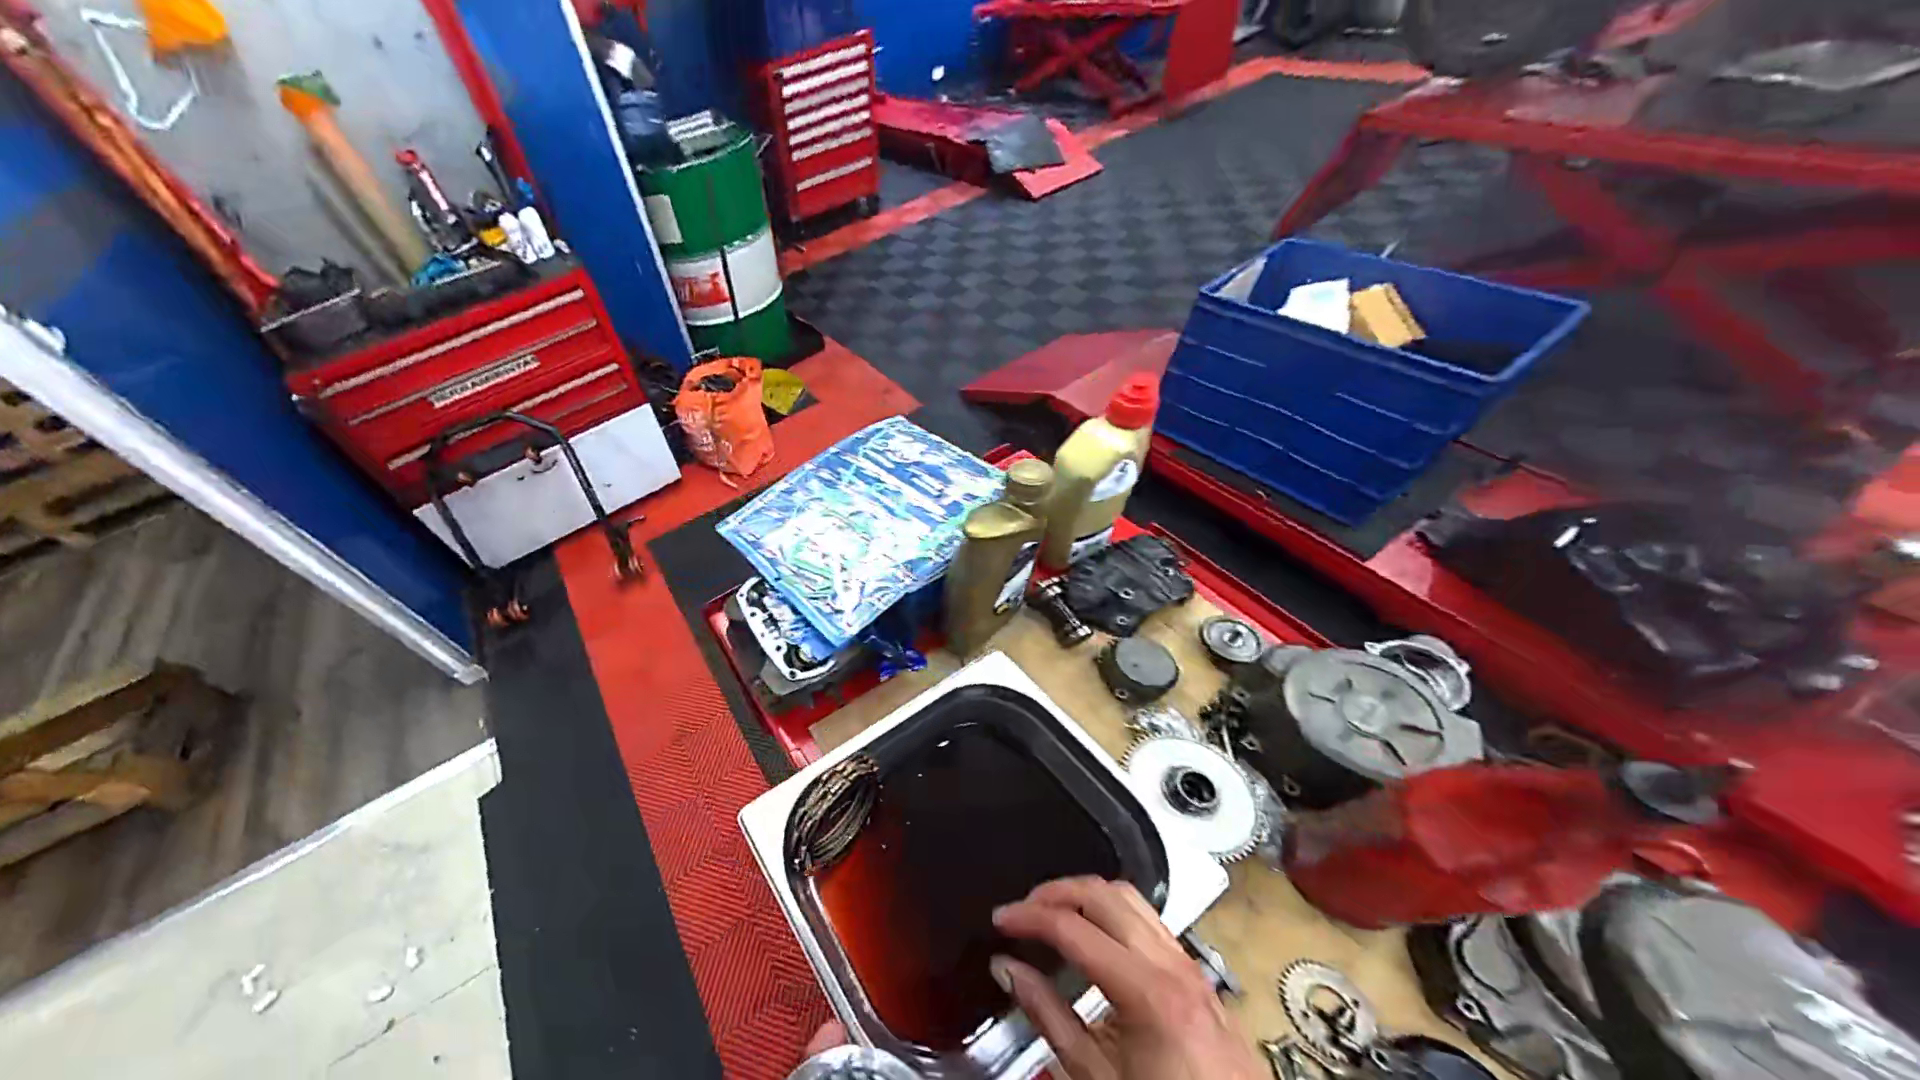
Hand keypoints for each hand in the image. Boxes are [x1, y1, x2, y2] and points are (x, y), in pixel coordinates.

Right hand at [990, 877, 1264, 1079]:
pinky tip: (1090, 933)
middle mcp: (1171, 963)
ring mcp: (1187, 962)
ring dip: (1084, 895)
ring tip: (1051, 914)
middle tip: (1022, 911)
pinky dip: (1111, 910)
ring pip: (1128, 895)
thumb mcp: (1095, 1077)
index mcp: (1147, 991)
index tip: (1001, 919)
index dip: (1029, 916)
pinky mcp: (1193, 970)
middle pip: (1103, 893)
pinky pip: (1147, 916)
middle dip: (1055, 892)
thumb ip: (1047, 1016)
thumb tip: (1009, 971)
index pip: (1073, 927)